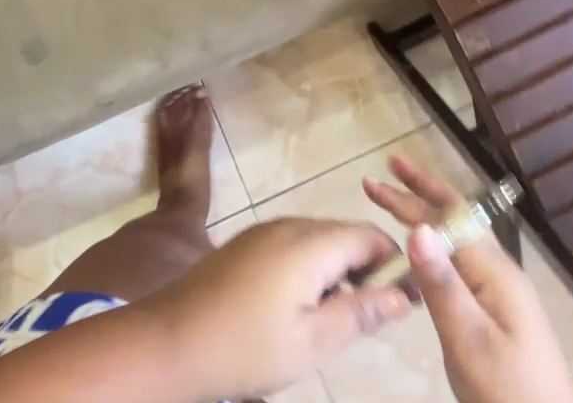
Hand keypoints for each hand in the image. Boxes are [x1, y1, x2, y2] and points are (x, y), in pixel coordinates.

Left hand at [139, 218, 413, 399]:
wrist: (169, 341)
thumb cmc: (246, 347)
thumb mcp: (313, 342)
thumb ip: (361, 313)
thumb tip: (403, 294)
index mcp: (310, 244)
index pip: (369, 236)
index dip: (392, 264)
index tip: (398, 303)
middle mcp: (289, 225)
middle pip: (343, 235)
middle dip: (364, 269)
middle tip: (362, 319)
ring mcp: (263, 231)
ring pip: (317, 240)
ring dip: (335, 270)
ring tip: (328, 319)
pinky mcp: (244, 243)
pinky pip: (292, 244)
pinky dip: (307, 267)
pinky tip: (295, 307)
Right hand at [364, 157, 572, 402]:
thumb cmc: (509, 390)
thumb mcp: (469, 340)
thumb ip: (442, 285)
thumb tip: (418, 228)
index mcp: (492, 271)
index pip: (446, 217)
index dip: (410, 196)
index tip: (374, 181)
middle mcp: (498, 271)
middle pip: (456, 217)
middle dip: (422, 189)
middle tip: (390, 166)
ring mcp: (501, 290)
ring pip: (459, 236)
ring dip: (429, 212)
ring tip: (401, 197)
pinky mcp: (498, 309)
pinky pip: (462, 259)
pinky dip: (436, 242)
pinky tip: (425, 251)